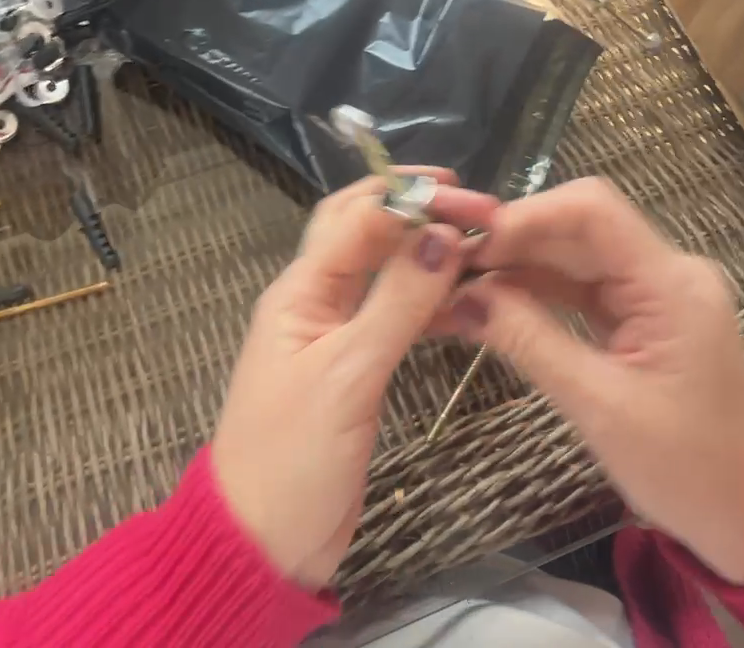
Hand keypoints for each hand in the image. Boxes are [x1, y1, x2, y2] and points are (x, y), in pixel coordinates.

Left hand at [211, 171, 497, 588]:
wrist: (264, 542)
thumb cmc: (293, 456)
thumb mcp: (348, 375)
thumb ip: (396, 303)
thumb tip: (441, 232)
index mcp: (299, 290)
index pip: (356, 218)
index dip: (409, 200)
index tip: (469, 201)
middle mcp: (315, 299)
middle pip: (363, 232)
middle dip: (412, 208)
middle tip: (474, 204)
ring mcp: (334, 333)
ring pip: (381, 271)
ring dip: (422, 251)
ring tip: (480, 245)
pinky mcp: (355, 367)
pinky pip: (392, 315)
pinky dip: (427, 300)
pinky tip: (466, 301)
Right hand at [450, 178, 743, 585]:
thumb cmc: (687, 470)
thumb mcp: (598, 406)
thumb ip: (528, 340)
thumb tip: (458, 297)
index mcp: (671, 284)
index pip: (591, 211)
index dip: (524, 216)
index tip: (469, 245)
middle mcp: (662, 272)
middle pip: (573, 227)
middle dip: (507, 241)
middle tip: (444, 267)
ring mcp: (648, 292)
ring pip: (566, 254)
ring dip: (510, 266)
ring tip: (451, 286)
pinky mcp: (634, 314)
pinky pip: (572, 286)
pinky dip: (528, 292)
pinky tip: (483, 305)